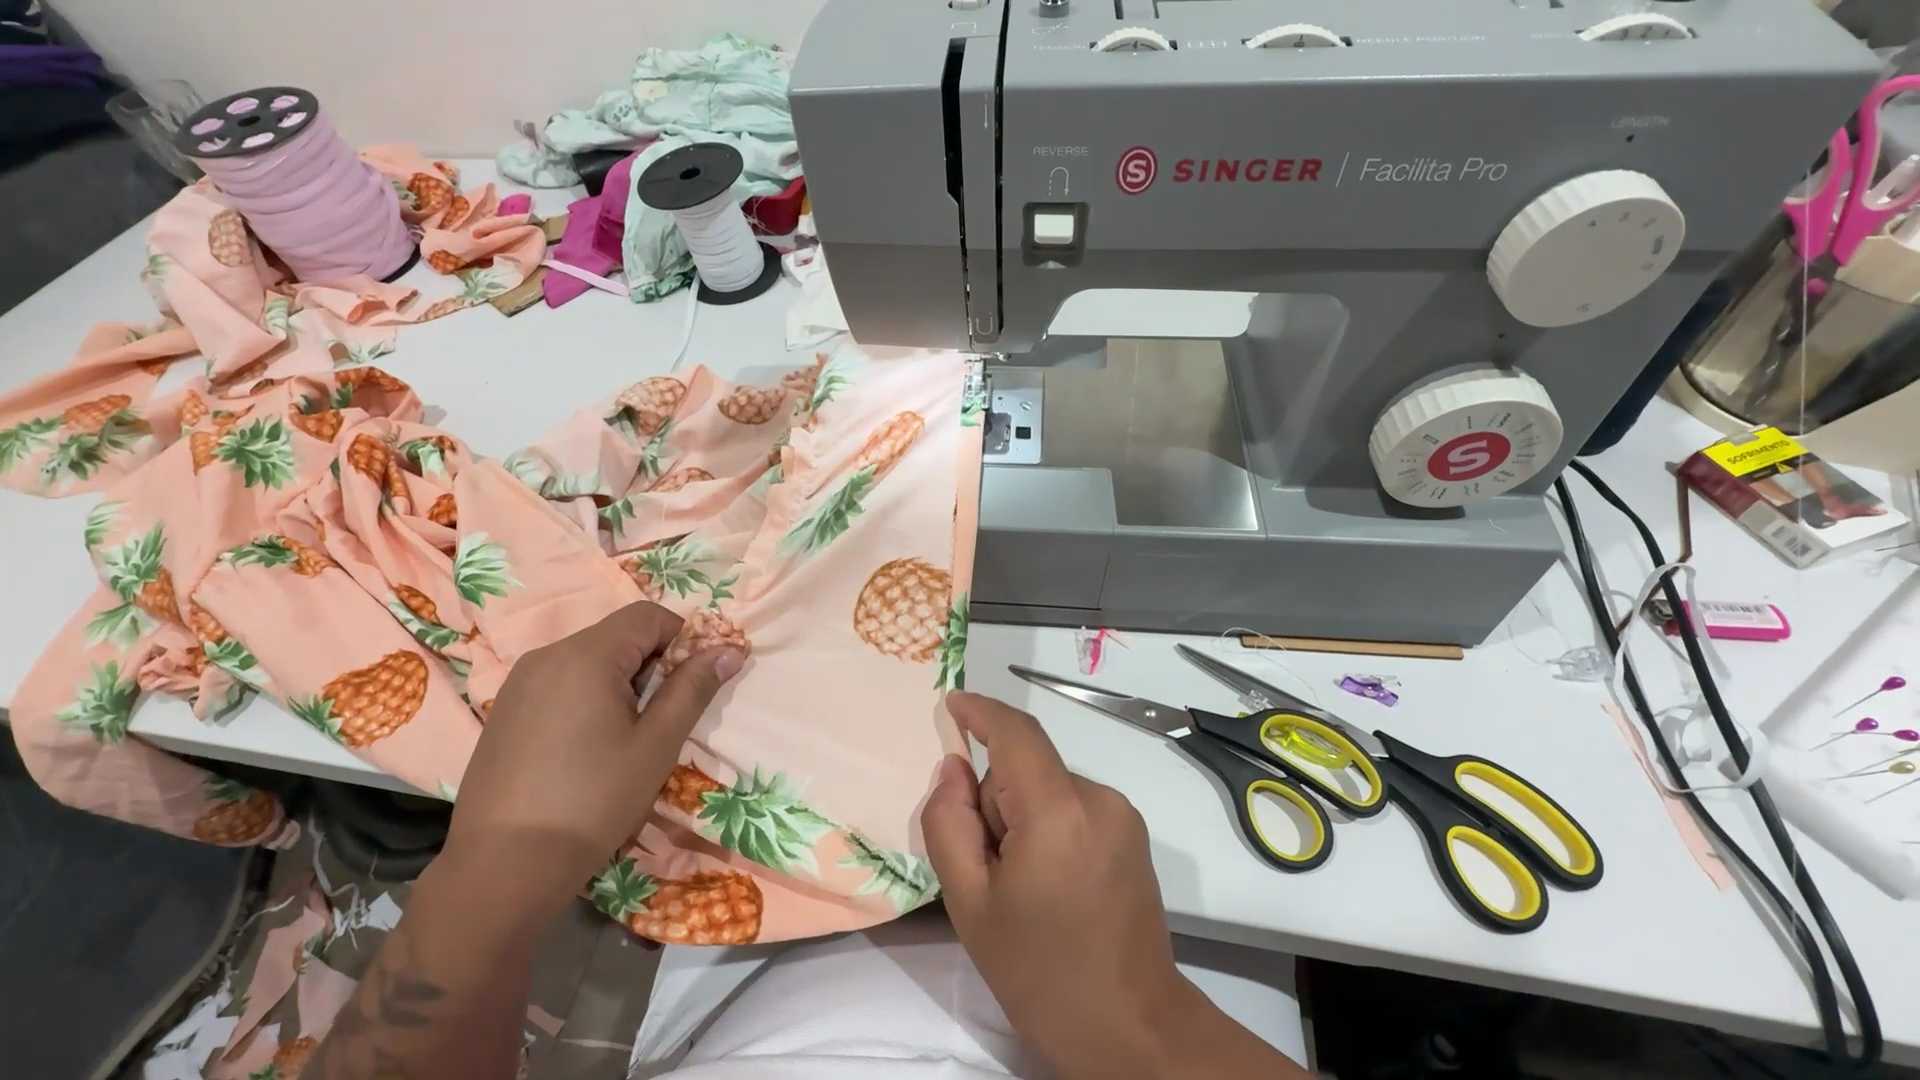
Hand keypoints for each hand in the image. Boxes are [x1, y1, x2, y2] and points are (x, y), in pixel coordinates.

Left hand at [444, 602, 743, 915]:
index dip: (683, 639)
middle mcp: (547, 655)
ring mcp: (519, 683)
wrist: (503, 866)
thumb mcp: (657, 744)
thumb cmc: (593, 800)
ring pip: (589, 660)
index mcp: (586, 655)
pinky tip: (589, 749)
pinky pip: (561, 683)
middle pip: (618, 635)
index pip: (648, 616)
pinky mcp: (505, 711)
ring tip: (627, 738)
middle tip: (664, 718)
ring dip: (622, 683)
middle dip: (652, 665)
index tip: (694, 684)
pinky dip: (589, 698)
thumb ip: (693, 689)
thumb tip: (729, 650)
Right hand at [921, 691, 1191, 1077]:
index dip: (981, 711)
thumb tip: (955, 768)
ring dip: (1023, 817)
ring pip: (1049, 789)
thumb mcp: (970, 903)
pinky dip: (1049, 827)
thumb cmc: (1040, 971)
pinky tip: (1050, 885)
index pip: (1017, 734)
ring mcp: (1123, 817)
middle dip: (996, 800)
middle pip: (1028, 769)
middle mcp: (1100, 799)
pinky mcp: (1133, 836)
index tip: (952, 704)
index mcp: (1059, 812)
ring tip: (1022, 886)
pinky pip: (1073, 808)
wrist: (1129, 1027)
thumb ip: (949, 823)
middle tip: (987, 867)